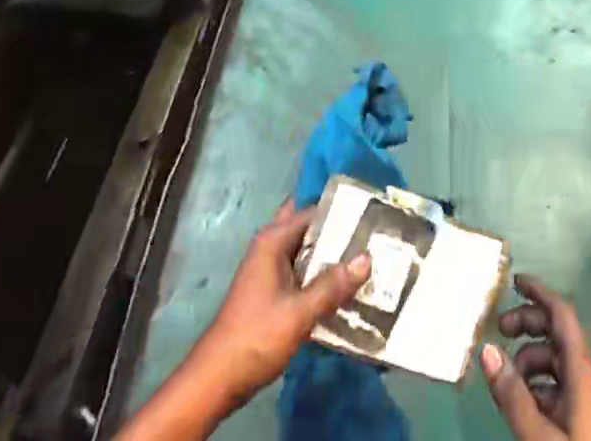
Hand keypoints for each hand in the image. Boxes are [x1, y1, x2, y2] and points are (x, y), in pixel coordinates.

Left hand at [117, 203, 369, 440]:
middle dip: (336, 229)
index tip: (372, 214)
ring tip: (369, 256)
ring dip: (331, 255)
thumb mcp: (299, 312)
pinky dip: (322, 275)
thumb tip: (366, 259)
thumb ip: (332, 286)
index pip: (312, 212)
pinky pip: (303, 273)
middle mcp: (270, 248)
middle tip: (372, 232)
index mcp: (272, 241)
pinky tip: (347, 286)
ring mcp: (270, 270)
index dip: (340, 211)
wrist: (218, 379)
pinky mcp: (273, 292)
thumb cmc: (256, 336)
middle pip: (309, 229)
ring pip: (307, 252)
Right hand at [479, 275, 590, 440]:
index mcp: (583, 372)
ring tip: (506, 377)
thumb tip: (487, 348)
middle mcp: (589, 378)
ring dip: (530, 358)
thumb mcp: (538, 436)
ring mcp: (590, 399)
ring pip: (557, 362)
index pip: (563, 315)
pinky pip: (560, 386)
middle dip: (528, 325)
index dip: (540, 293)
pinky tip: (522, 401)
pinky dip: (538, 383)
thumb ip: (512, 394)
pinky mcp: (587, 420)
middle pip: (558, 334)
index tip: (514, 281)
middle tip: (498, 332)